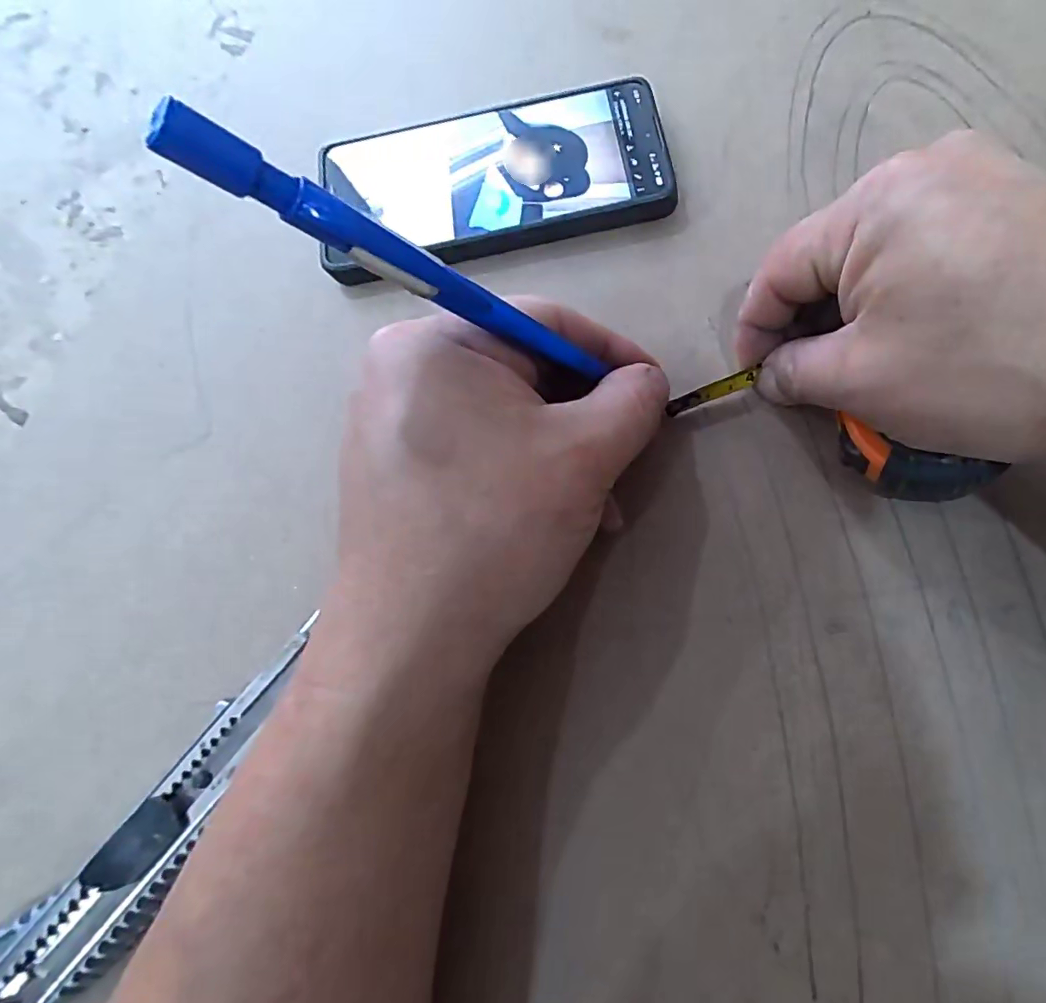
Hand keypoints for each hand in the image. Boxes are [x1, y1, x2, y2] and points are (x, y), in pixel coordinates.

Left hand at [323, 300, 666, 675]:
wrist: (413, 637)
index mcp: (435, 343)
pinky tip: (554, 518)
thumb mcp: (586, 455)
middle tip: (627, 458)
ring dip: (565, 456)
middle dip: (588, 419)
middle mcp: (400, 372)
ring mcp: (390, 425)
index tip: (655, 388)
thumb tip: (647, 380)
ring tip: (599, 507)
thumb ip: (633, 401)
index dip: (613, 352)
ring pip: (507, 419)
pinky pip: (479, 451)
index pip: (546, 323)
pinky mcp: (394, 473)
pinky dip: (526, 475)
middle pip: (525, 373)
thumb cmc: (498, 527)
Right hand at [735, 129, 1045, 468]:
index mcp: (874, 201)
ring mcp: (988, 175)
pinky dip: (915, 293)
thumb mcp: (863, 382)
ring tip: (872, 363)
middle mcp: (928, 167)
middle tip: (814, 380)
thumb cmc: (982, 374)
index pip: (780, 266)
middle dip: (813, 321)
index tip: (752, 377)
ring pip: (889, 250)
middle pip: (836, 254)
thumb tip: (770, 371)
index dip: (754, 327)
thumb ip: (795, 372)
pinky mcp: (1030, 200)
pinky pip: (941, 246)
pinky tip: (932, 333)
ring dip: (864, 309)